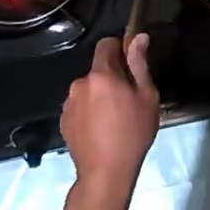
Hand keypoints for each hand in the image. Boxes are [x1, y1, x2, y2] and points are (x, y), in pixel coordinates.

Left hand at [61, 34, 158, 201]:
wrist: (105, 173)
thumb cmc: (132, 133)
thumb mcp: (146, 97)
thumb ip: (140, 64)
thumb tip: (139, 36)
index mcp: (101, 75)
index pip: (105, 44)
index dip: (119, 48)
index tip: (130, 64)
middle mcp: (79, 83)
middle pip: (98, 70)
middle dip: (111, 78)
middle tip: (128, 99)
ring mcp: (68, 103)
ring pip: (88, 89)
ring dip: (99, 95)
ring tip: (113, 118)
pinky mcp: (63, 120)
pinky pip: (79, 106)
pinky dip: (89, 111)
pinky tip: (100, 129)